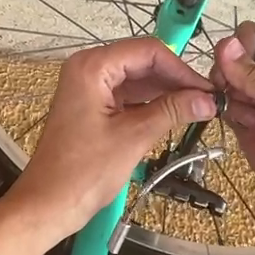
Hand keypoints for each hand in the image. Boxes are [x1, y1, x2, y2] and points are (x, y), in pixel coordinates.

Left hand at [11, 37, 217, 234]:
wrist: (48, 204)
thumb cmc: (81, 173)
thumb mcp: (133, 137)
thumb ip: (171, 112)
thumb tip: (206, 100)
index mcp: (91, 67)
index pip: (146, 51)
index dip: (180, 68)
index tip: (206, 88)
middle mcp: (87, 68)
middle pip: (141, 61)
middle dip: (174, 79)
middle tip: (206, 99)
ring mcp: (88, 86)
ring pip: (136, 78)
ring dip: (165, 91)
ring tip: (196, 108)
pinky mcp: (91, 105)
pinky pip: (126, 94)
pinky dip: (150, 103)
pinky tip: (173, 114)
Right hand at [214, 24, 254, 244]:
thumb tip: (226, 45)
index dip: (242, 46)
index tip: (233, 63)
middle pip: (236, 61)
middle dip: (229, 72)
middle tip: (232, 90)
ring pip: (226, 85)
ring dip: (227, 95)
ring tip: (245, 116)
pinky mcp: (245, 132)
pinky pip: (224, 110)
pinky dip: (224, 113)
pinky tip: (238, 126)